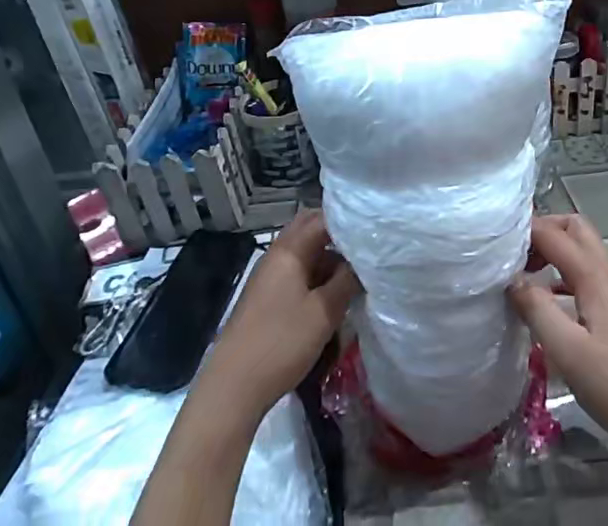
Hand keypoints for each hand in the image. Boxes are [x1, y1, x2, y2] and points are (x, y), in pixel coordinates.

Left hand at [197, 210, 359, 419]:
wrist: (233, 388)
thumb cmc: (281, 342)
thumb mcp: (325, 311)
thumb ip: (348, 279)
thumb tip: (366, 258)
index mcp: (288, 251)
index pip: (322, 218)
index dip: (349, 218)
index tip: (375, 227)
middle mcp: (276, 256)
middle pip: (309, 231)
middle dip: (337, 235)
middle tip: (366, 247)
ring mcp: (269, 277)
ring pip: (304, 253)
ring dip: (329, 257)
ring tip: (357, 272)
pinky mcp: (267, 298)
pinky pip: (297, 273)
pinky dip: (318, 276)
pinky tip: (335, 293)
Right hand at [506, 214, 607, 465]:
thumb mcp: (568, 353)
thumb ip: (537, 310)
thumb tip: (512, 279)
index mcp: (597, 277)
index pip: (556, 234)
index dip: (526, 229)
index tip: (496, 241)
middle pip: (576, 231)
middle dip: (544, 231)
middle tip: (514, 255)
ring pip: (585, 253)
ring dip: (555, 253)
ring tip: (524, 277)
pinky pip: (591, 278)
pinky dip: (566, 277)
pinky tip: (550, 306)